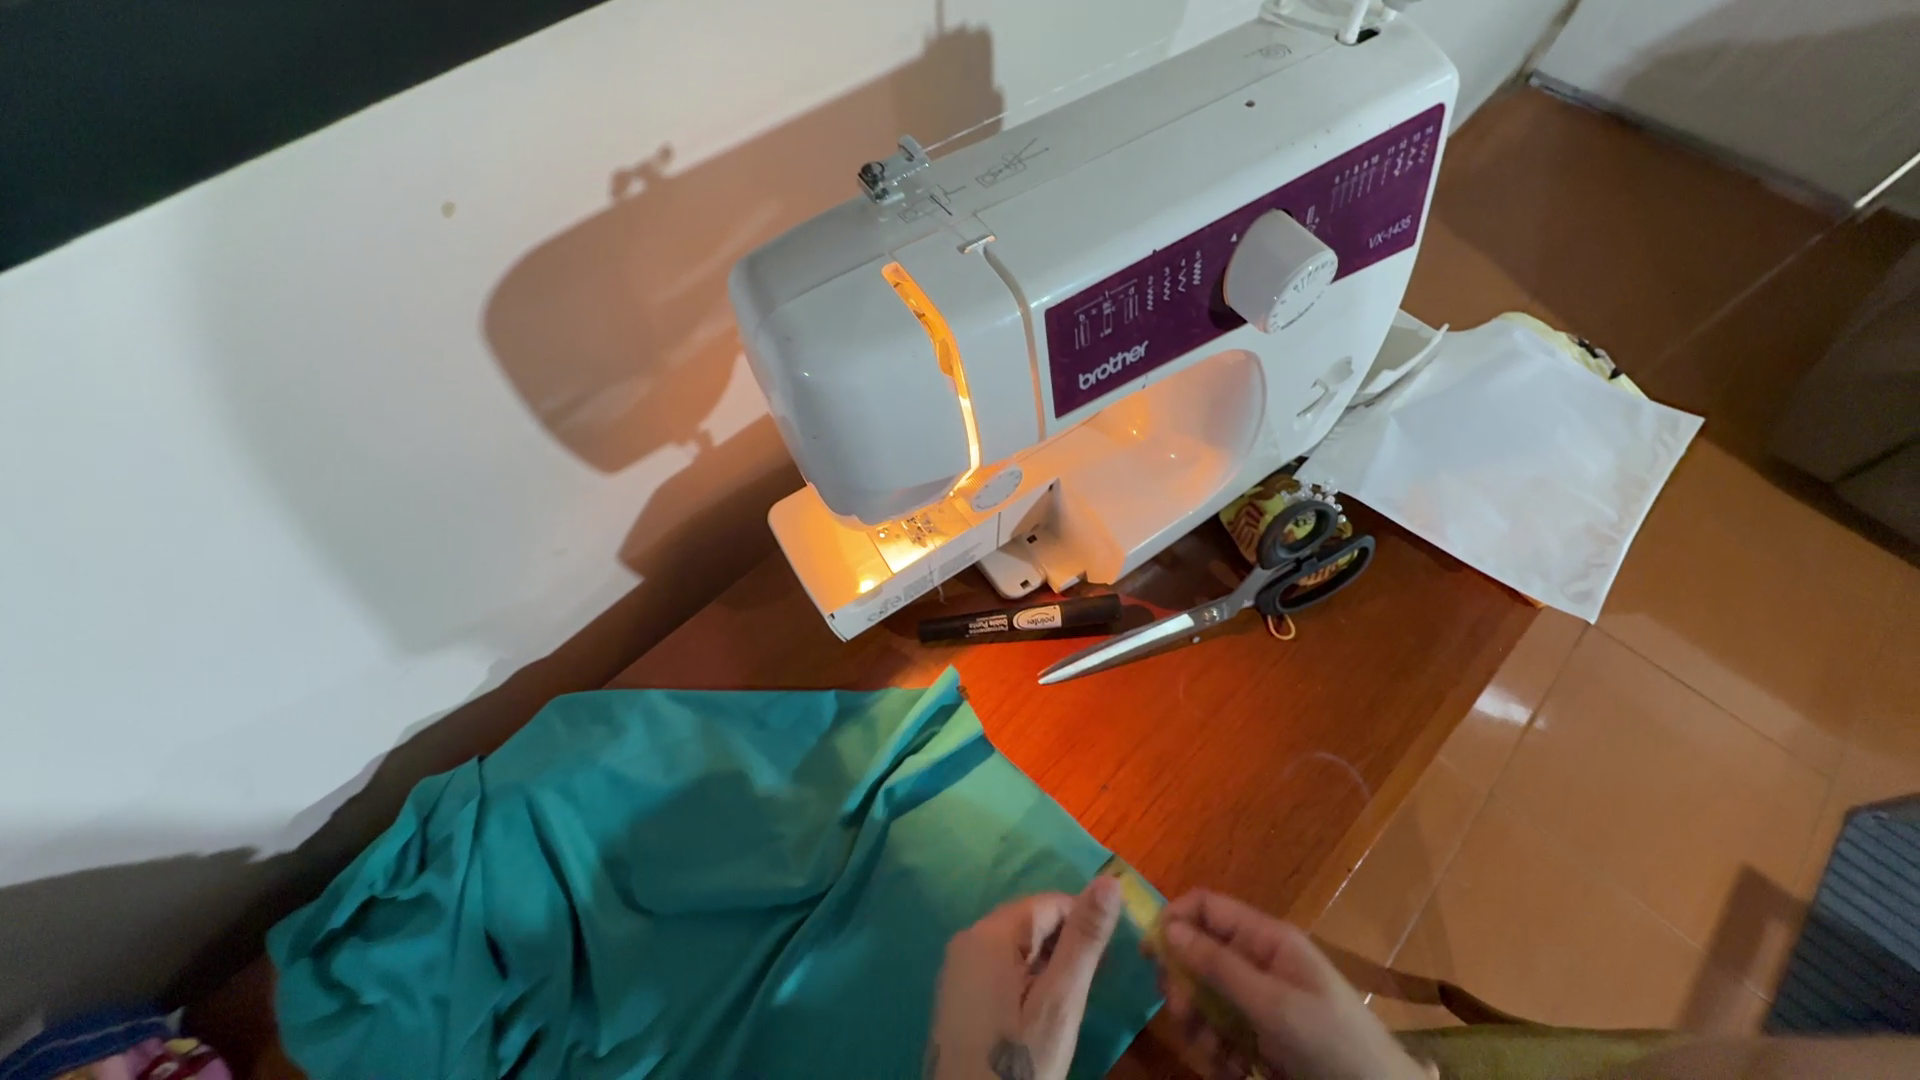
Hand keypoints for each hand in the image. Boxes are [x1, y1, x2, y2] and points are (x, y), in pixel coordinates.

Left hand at [925, 877, 1124, 1079]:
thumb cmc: (1019, 1064)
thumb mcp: (1059, 1002)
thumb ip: (1083, 940)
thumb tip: (1109, 880)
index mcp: (990, 933)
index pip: (1049, 903)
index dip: (1082, 925)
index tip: (1104, 963)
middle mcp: (967, 938)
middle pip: (1029, 923)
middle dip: (1064, 947)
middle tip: (1086, 990)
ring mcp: (956, 967)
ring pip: (1015, 947)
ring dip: (1045, 966)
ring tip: (1064, 1006)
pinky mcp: (956, 994)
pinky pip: (997, 968)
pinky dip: (1023, 981)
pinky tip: (1035, 1016)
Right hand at [1158, 890, 1426, 1079]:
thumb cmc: (1333, 1044)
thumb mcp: (1274, 1004)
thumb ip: (1219, 965)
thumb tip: (1168, 926)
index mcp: (1266, 939)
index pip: (1206, 906)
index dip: (1174, 921)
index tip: (1150, 955)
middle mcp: (1259, 962)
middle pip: (1198, 954)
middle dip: (1185, 985)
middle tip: (1184, 1016)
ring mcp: (1260, 1001)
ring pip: (1205, 998)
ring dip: (1201, 1027)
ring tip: (1217, 1057)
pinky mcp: (1262, 1037)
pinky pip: (1222, 1032)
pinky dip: (1219, 1053)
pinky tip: (1233, 1072)